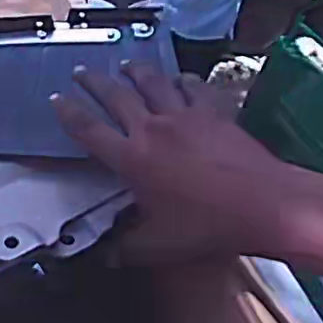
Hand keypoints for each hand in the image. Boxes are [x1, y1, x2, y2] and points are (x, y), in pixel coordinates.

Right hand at [51, 61, 300, 264]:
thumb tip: (106, 258)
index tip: (56, 99)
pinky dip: (181, 79)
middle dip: (93, 81)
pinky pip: (191, 88)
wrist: (265, 204)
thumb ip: (127, 249)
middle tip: (80, 71)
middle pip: (115, 96)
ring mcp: (183, 116)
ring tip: (124, 64)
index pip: (89, 130)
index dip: (68, 113)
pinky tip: (178, 78)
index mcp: (132, 159)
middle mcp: (152, 129)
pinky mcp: (212, 112)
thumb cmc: (208, 226)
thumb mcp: (160, 245)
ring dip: (134, 71)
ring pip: (151, 83)